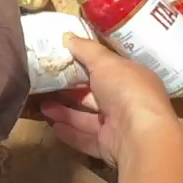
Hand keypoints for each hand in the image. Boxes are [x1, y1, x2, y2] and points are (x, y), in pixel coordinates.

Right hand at [34, 36, 176, 163]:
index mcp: (132, 79)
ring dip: (65, 112)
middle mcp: (128, 102)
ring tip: (42, 106)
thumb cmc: (125, 90)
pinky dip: (70, 132)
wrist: (140, 136)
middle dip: (70, 91)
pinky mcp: (109, 147)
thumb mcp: (104, 61)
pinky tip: (52, 126)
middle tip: (46, 84)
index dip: (86, 65)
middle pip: (95, 94)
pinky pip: (86, 138)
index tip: (63, 60)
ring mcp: (119, 126)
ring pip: (87, 117)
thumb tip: (67, 35)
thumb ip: (85, 49)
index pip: (108, 70)